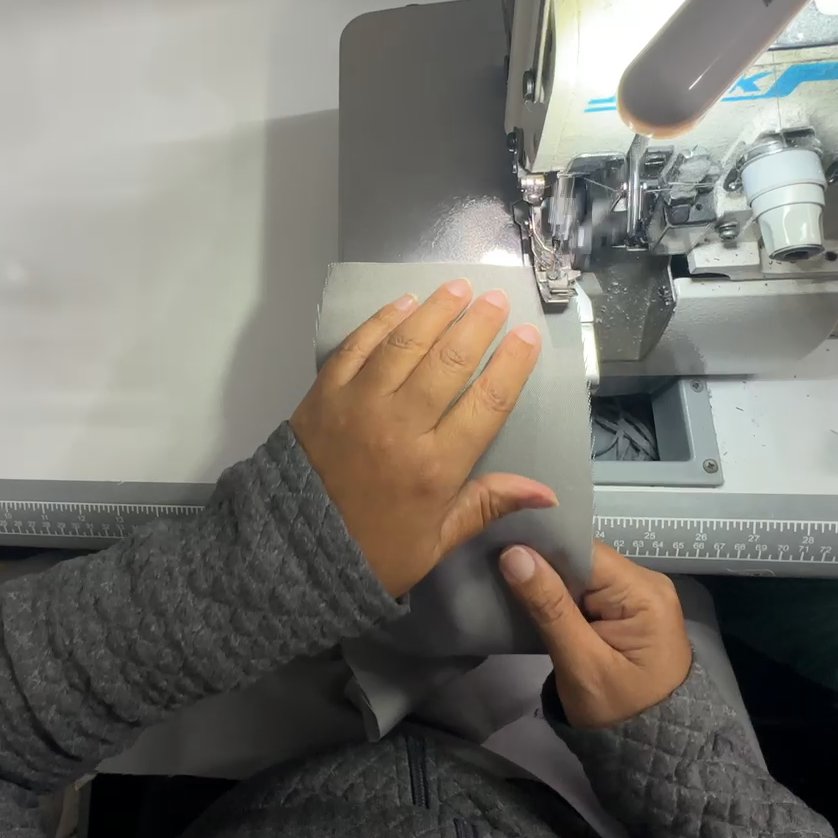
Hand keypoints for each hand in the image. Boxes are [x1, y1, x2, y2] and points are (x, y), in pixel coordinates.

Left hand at [291, 280, 553, 596]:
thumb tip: (546, 491)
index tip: (527, 336)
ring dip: (435, 311)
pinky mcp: (324, 393)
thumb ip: (487, 505)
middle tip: (497, 299)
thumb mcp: (435, 541)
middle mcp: (400, 426)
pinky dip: (381, 321)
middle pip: (449, 362)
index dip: (512, 365)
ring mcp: (359, 403)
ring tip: (458, 288)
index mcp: (435, 466)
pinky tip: (403, 303)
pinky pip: (357, 346)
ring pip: (405, 344)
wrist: (291, 547)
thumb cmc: (372, 549)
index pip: (487, 403)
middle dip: (478, 325)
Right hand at [500, 541, 692, 726]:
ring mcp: (635, 594)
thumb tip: (514, 552)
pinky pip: (582, 585)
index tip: (498, 547)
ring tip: (504, 576)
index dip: (539, 547)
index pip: (582, 551)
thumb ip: (549, 607)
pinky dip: (555, 591)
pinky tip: (529, 596)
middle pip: (579, 557)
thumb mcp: (581, 665)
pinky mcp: (623, 606)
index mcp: (644, 593)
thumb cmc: (620, 713)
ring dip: (544, 577)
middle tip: (493, 563)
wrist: (652, 755)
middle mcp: (645, 582)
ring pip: (577, 570)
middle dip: (538, 561)